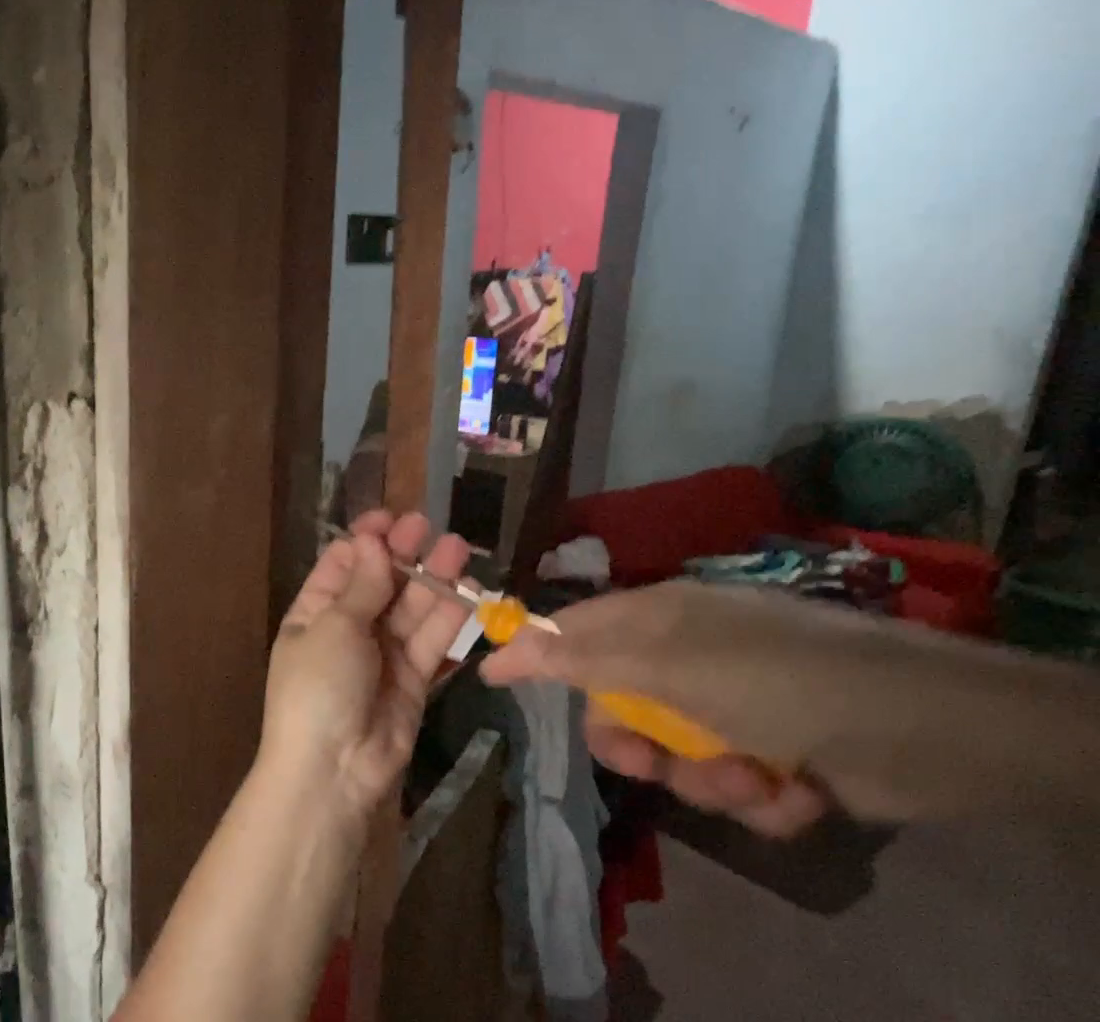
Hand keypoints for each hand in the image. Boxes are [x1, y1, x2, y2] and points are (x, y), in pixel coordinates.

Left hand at [261, 511, 471, 816]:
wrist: (333, 770)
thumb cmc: (318, 687)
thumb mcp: (333, 628)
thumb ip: (362, 587)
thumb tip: (373, 542)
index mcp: (313, 613)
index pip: (341, 567)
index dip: (365, 541)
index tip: (389, 517)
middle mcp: (347, 630)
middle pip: (380, 584)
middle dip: (402, 555)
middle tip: (428, 526)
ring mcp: (381, 656)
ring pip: (410, 609)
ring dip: (431, 580)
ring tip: (457, 548)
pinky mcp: (413, 680)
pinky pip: (430, 642)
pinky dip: (448, 619)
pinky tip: (467, 591)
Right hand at [479, 581, 907, 836]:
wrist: (927, 731)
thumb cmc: (776, 678)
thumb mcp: (665, 663)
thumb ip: (580, 658)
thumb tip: (502, 644)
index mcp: (661, 619)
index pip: (574, 630)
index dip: (533, 653)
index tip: (489, 679)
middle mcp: (692, 659)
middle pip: (619, 706)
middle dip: (635, 744)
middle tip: (651, 760)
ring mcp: (738, 708)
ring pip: (677, 757)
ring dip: (706, 779)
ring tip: (753, 778)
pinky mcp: (780, 755)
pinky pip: (732, 786)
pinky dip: (759, 797)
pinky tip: (795, 791)